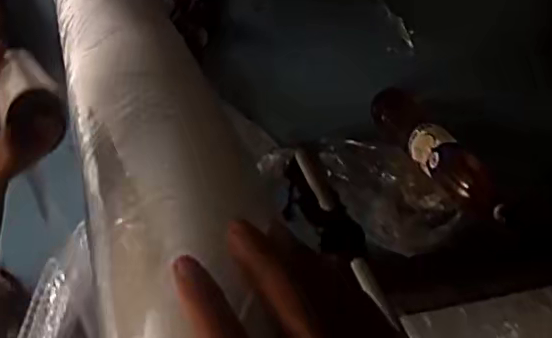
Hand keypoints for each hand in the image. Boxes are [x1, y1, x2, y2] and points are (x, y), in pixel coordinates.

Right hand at [174, 220, 394, 337]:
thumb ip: (229, 336)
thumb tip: (191, 306)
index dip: (205, 304)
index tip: (183, 264)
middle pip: (290, 299)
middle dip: (261, 258)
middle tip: (235, 225)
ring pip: (332, 295)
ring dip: (303, 261)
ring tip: (277, 233)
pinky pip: (367, 309)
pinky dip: (341, 284)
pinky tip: (326, 267)